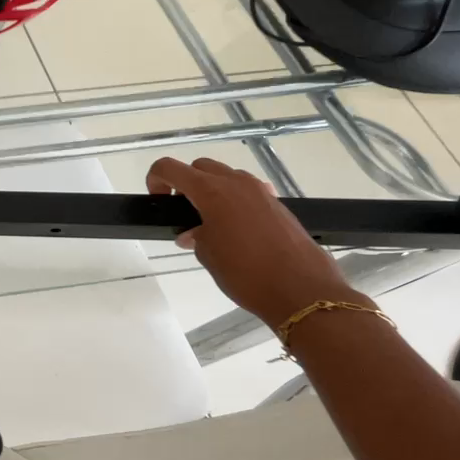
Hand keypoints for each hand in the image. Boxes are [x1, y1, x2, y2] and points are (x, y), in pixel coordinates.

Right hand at [146, 156, 361, 324]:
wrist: (304, 293)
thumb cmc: (245, 273)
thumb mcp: (207, 255)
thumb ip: (196, 235)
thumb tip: (193, 234)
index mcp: (211, 191)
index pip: (169, 168)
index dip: (155, 179)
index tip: (159, 200)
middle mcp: (237, 183)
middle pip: (200, 166)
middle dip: (186, 182)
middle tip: (184, 211)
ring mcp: (262, 192)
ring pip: (227, 176)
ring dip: (213, 189)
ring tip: (212, 221)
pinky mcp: (280, 205)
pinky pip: (250, 191)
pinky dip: (237, 200)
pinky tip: (238, 226)